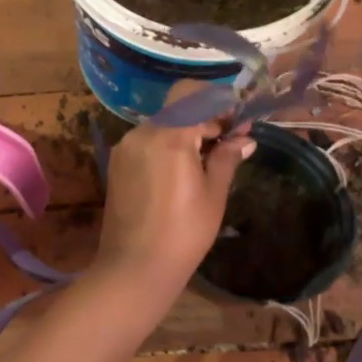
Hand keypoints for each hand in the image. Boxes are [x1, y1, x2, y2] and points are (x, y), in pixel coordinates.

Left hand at [96, 86, 255, 290]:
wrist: (134, 266)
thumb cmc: (183, 232)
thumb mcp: (213, 195)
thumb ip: (226, 159)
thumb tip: (244, 139)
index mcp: (169, 136)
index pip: (193, 94)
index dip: (218, 102)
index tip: (237, 122)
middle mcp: (142, 133)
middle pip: (177, 109)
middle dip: (205, 119)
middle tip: (231, 141)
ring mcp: (125, 148)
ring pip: (162, 125)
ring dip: (186, 133)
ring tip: (208, 160)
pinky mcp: (117, 164)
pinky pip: (147, 143)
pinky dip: (167, 146)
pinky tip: (182, 172)